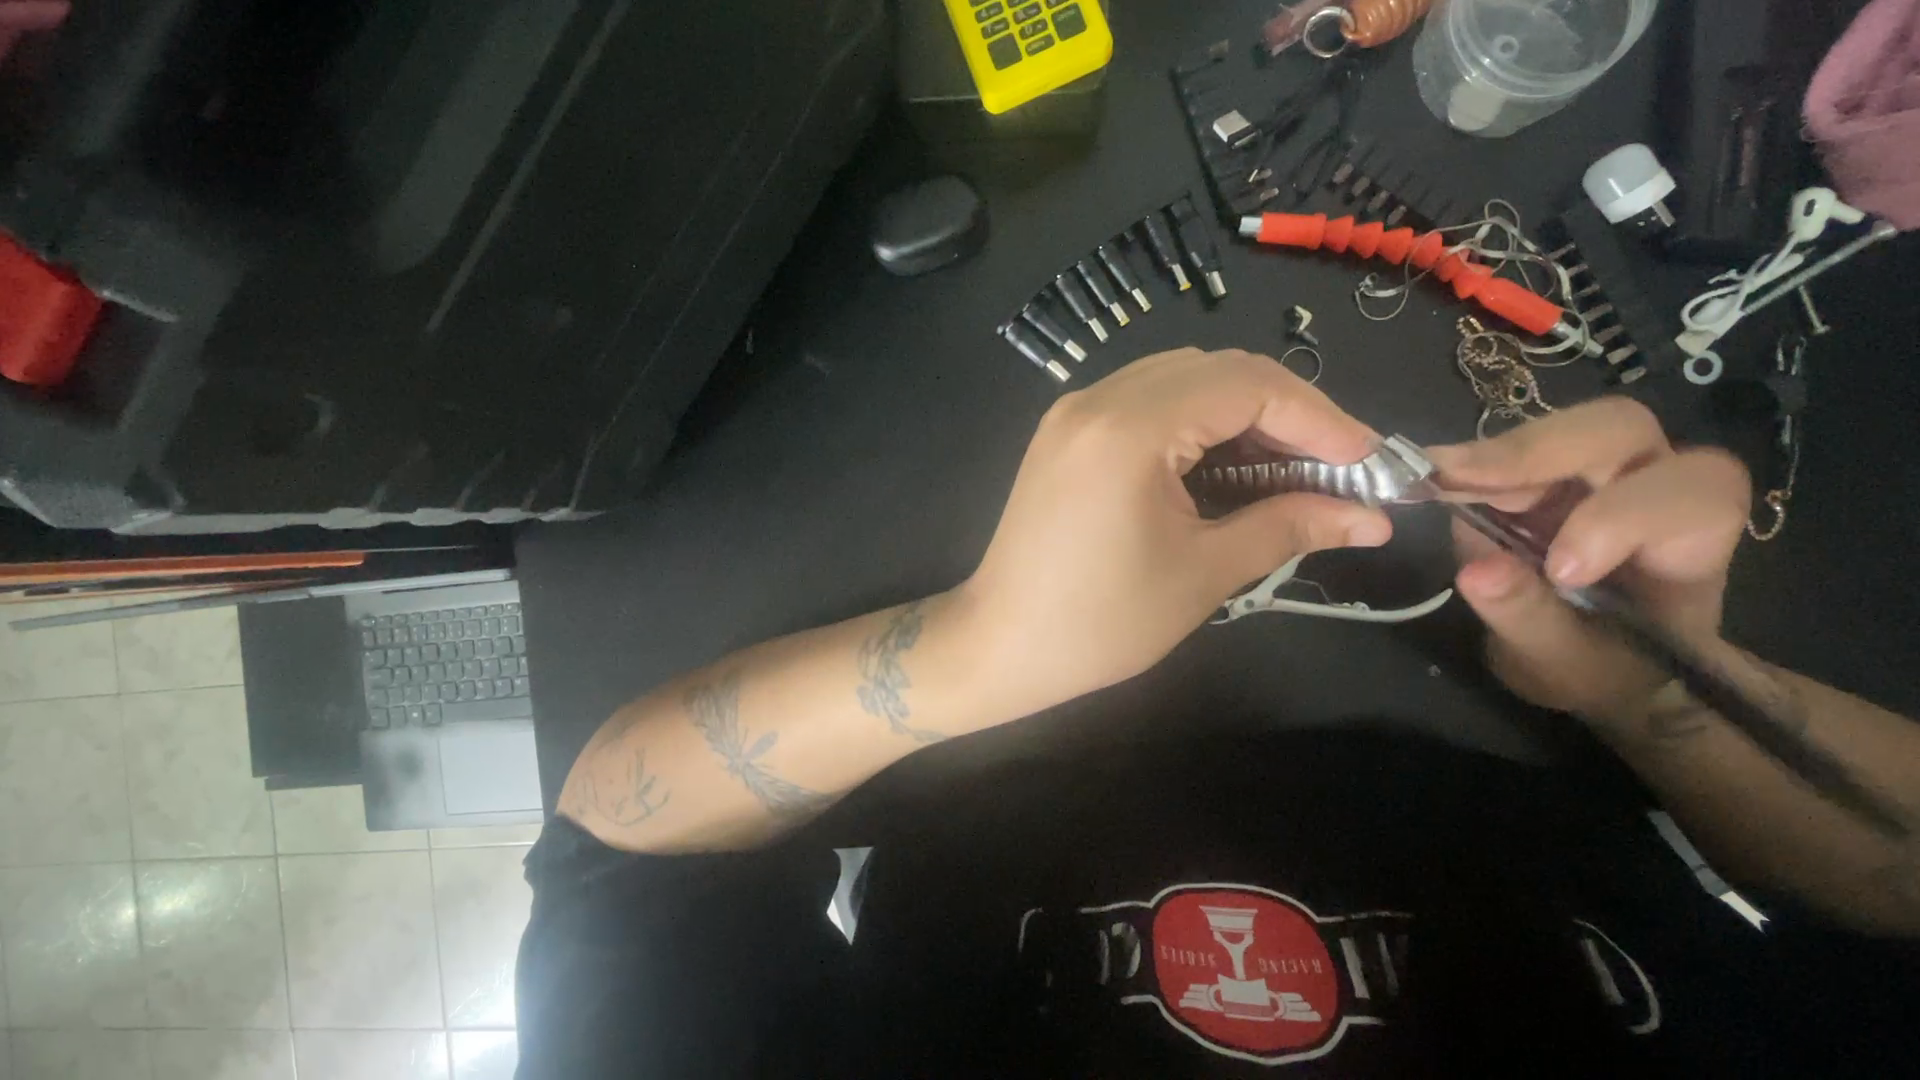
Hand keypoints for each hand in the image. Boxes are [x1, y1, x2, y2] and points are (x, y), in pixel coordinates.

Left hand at [954, 347, 1390, 714]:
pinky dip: (1197, 422)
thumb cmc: (1100, 622)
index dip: (1320, 417)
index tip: (1368, 460)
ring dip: (1243, 413)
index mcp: (1129, 429)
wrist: (1000, 644)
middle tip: (1336, 464)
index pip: (1248, 385)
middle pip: (1217, 370)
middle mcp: (1098, 399)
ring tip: (1291, 466)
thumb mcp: (1204, 574)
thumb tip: (1371, 516)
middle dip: (1287, 410)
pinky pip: (1147, 401)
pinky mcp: (1067, 431)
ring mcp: (1075, 410)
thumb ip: (1289, 527)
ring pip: (1182, 379)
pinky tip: (1228, 463)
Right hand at [1426, 398, 1751, 725]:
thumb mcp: (1565, 661)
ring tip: (1433, 483)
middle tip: (1459, 477)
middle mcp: (1647, 486)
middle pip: (1617, 431)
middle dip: (1540, 452)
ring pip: (1560, 433)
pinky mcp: (1536, 477)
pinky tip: (1428, 483)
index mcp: (1688, 539)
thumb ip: (1530, 617)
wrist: (1589, 666)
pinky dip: (1465, 466)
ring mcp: (1589, 475)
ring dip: (1494, 457)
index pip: (1691, 493)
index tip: (1560, 568)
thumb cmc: (1599, 667)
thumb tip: (1476, 572)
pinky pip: (1506, 452)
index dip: (1624, 515)